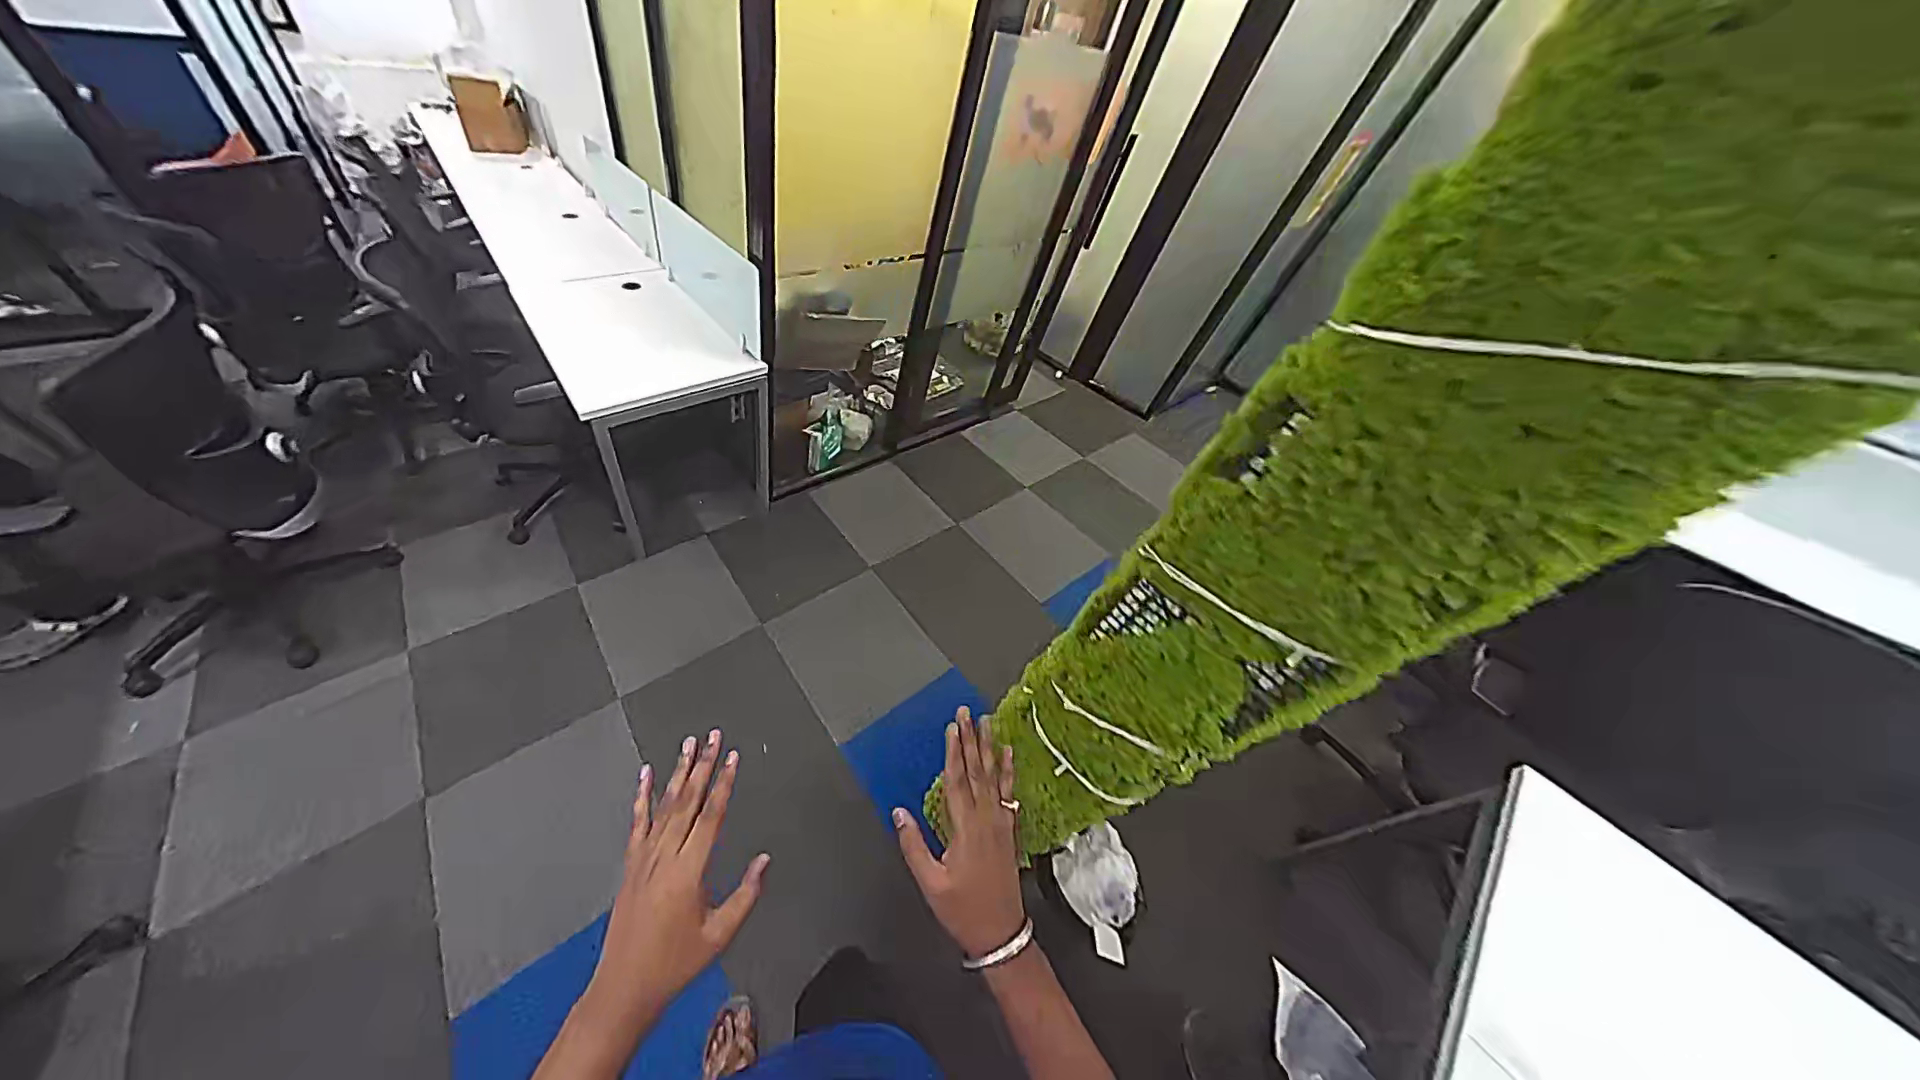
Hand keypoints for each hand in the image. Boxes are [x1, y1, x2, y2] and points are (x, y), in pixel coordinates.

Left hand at [586, 729, 769, 1028]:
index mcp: (688, 872)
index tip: (732, 757)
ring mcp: (643, 860)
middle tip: (712, 737)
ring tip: (688, 745)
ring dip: (678, 772)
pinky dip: (641, 797)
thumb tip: (764, 860)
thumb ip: (746, 894)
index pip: (710, 816)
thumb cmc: (674, 963)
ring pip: (664, 806)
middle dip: (703, 765)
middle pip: (687, 801)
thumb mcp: (720, 933)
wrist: (624, 989)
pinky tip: (645, 776)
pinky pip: (637, 823)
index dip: (724, 783)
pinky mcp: (630, 866)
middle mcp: (663, 858)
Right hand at [894, 707, 1025, 958]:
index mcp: (966, 828)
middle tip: (968, 711)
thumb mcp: (930, 882)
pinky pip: (1008, 793)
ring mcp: (1001, 822)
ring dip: (990, 748)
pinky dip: (1008, 772)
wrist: (1002, 933)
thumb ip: (913, 845)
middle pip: (976, 771)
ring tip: (988, 722)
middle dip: (971, 739)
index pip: (957, 780)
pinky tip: (1008, 755)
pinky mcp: (1009, 829)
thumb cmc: (963, 909)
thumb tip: (899, 812)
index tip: (952, 726)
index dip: (954, 751)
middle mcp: (987, 818)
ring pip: (994, 777)